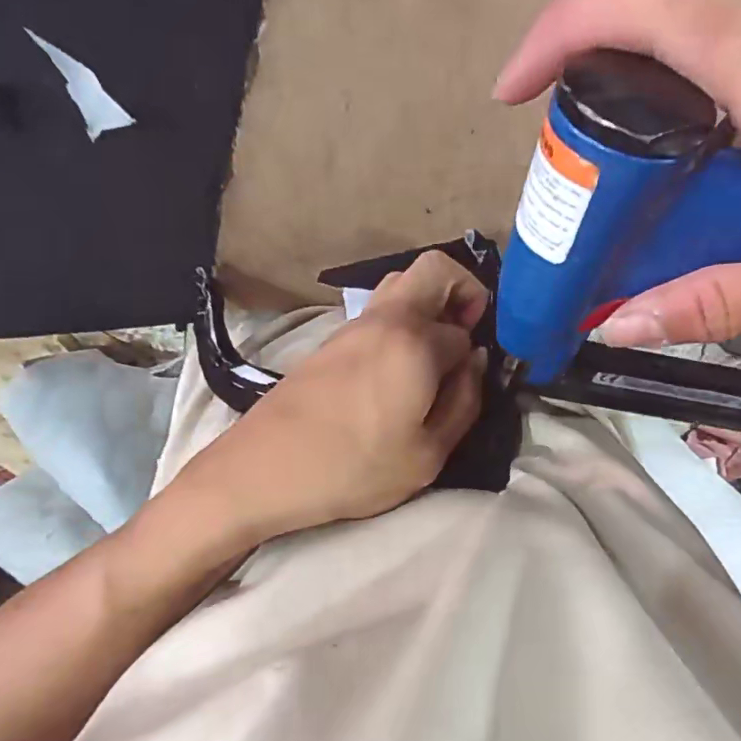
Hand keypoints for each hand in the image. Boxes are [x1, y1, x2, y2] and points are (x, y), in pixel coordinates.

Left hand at [173, 251, 489, 543]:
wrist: (262, 471)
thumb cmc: (352, 469)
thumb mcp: (427, 455)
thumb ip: (464, 404)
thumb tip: (474, 364)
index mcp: (414, 340)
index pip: (465, 330)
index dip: (477, 355)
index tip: (471, 385)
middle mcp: (382, 319)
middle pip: (433, 269)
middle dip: (462, 293)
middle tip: (462, 342)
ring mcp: (349, 328)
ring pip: (399, 289)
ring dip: (425, 310)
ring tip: (428, 366)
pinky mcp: (325, 345)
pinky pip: (374, 317)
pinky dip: (396, 329)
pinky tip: (391, 378)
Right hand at [495, 0, 740, 347]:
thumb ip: (725, 303)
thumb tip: (620, 325)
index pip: (656, 5)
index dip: (564, 31)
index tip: (512, 92)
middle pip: (676, 43)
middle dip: (610, 122)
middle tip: (597, 211)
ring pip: (730, 63)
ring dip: (678, 137)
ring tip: (676, 224)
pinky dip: (738, 130)